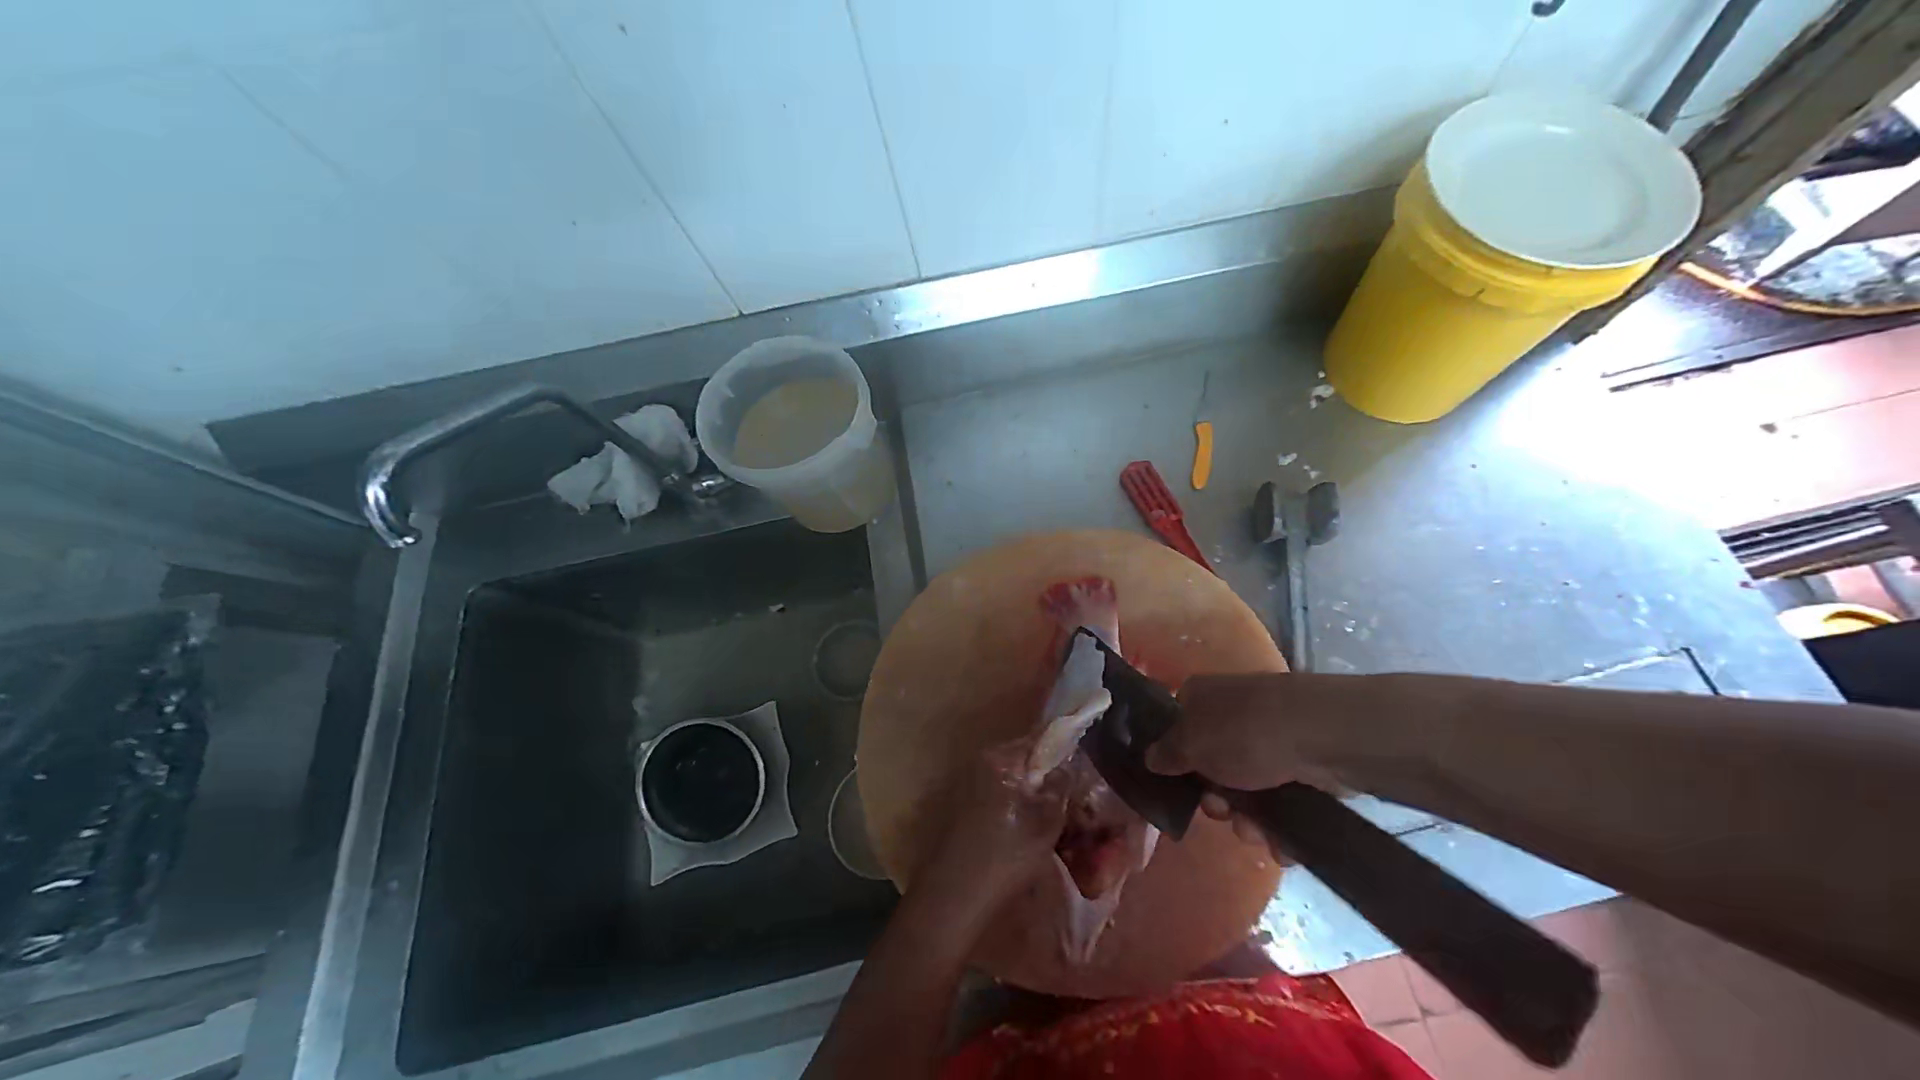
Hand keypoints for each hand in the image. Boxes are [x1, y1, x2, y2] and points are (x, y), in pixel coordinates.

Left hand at [914, 737, 1069, 918]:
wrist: (952, 898)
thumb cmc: (1005, 857)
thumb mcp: (1046, 822)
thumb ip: (1060, 786)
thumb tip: (1066, 764)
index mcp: (998, 758)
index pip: (1039, 739)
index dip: (1062, 750)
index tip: (1081, 767)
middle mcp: (977, 763)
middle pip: (1022, 761)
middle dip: (1045, 777)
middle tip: (1069, 802)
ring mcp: (963, 785)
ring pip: (1008, 781)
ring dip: (1028, 795)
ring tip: (1050, 822)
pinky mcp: (957, 809)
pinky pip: (994, 797)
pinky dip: (1010, 808)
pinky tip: (1021, 834)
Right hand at [1147, 673, 1356, 854]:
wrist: (1323, 738)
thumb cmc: (1243, 735)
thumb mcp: (1190, 745)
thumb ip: (1166, 754)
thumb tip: (1149, 758)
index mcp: (1201, 697)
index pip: (1178, 727)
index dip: (1176, 760)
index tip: (1179, 787)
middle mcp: (1234, 712)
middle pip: (1212, 765)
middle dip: (1216, 800)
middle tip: (1221, 811)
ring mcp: (1270, 737)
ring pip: (1247, 788)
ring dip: (1247, 820)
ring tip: (1257, 835)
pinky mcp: (1303, 763)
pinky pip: (1280, 799)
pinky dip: (1279, 825)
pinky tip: (1281, 843)